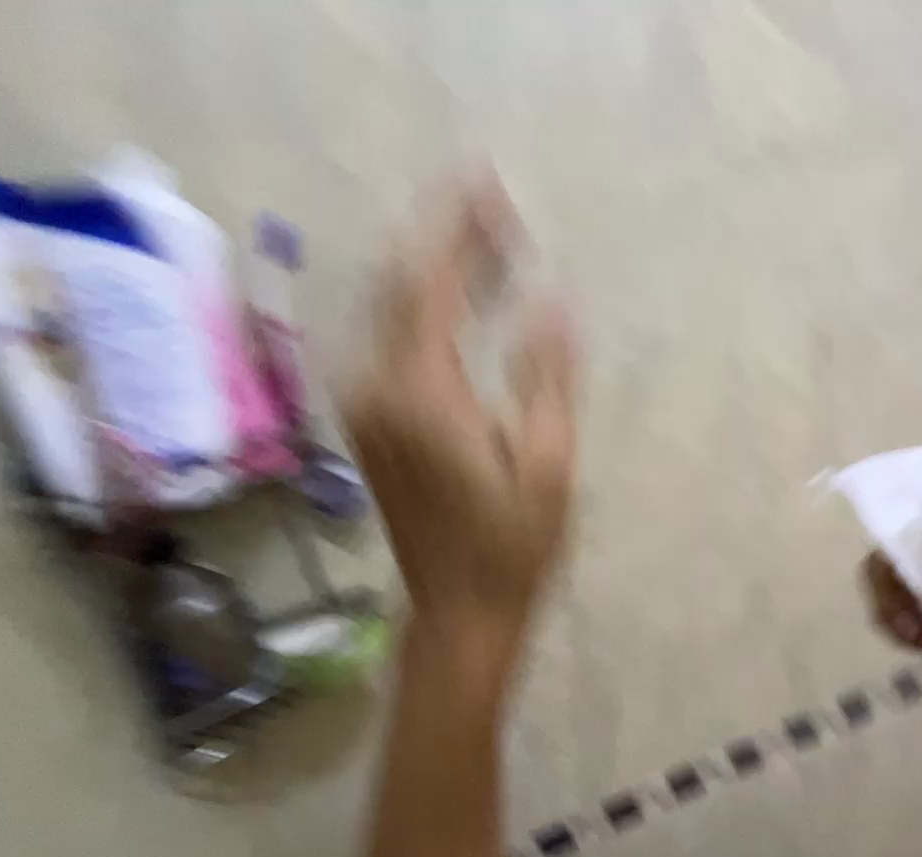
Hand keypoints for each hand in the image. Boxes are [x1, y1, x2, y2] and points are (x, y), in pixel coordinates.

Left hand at [347, 179, 577, 643]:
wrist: (457, 610)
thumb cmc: (513, 546)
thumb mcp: (549, 466)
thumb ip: (547, 379)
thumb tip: (555, 302)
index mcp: (423, 395)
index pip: (433, 283)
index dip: (460, 227)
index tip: (488, 181)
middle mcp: (378, 387)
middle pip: (405, 285)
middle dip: (450, 239)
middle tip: (503, 209)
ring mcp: (366, 405)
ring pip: (396, 311)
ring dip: (442, 274)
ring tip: (498, 252)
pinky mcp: (371, 422)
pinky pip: (395, 342)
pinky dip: (431, 311)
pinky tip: (471, 308)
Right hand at [862, 483, 921, 724]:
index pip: (920, 515)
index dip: (900, 533)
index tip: (900, 564)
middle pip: (893, 550)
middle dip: (890, 586)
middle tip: (909, 618)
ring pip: (886, 580)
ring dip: (890, 608)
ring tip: (916, 637)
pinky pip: (888, 609)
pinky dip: (892, 626)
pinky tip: (915, 645)